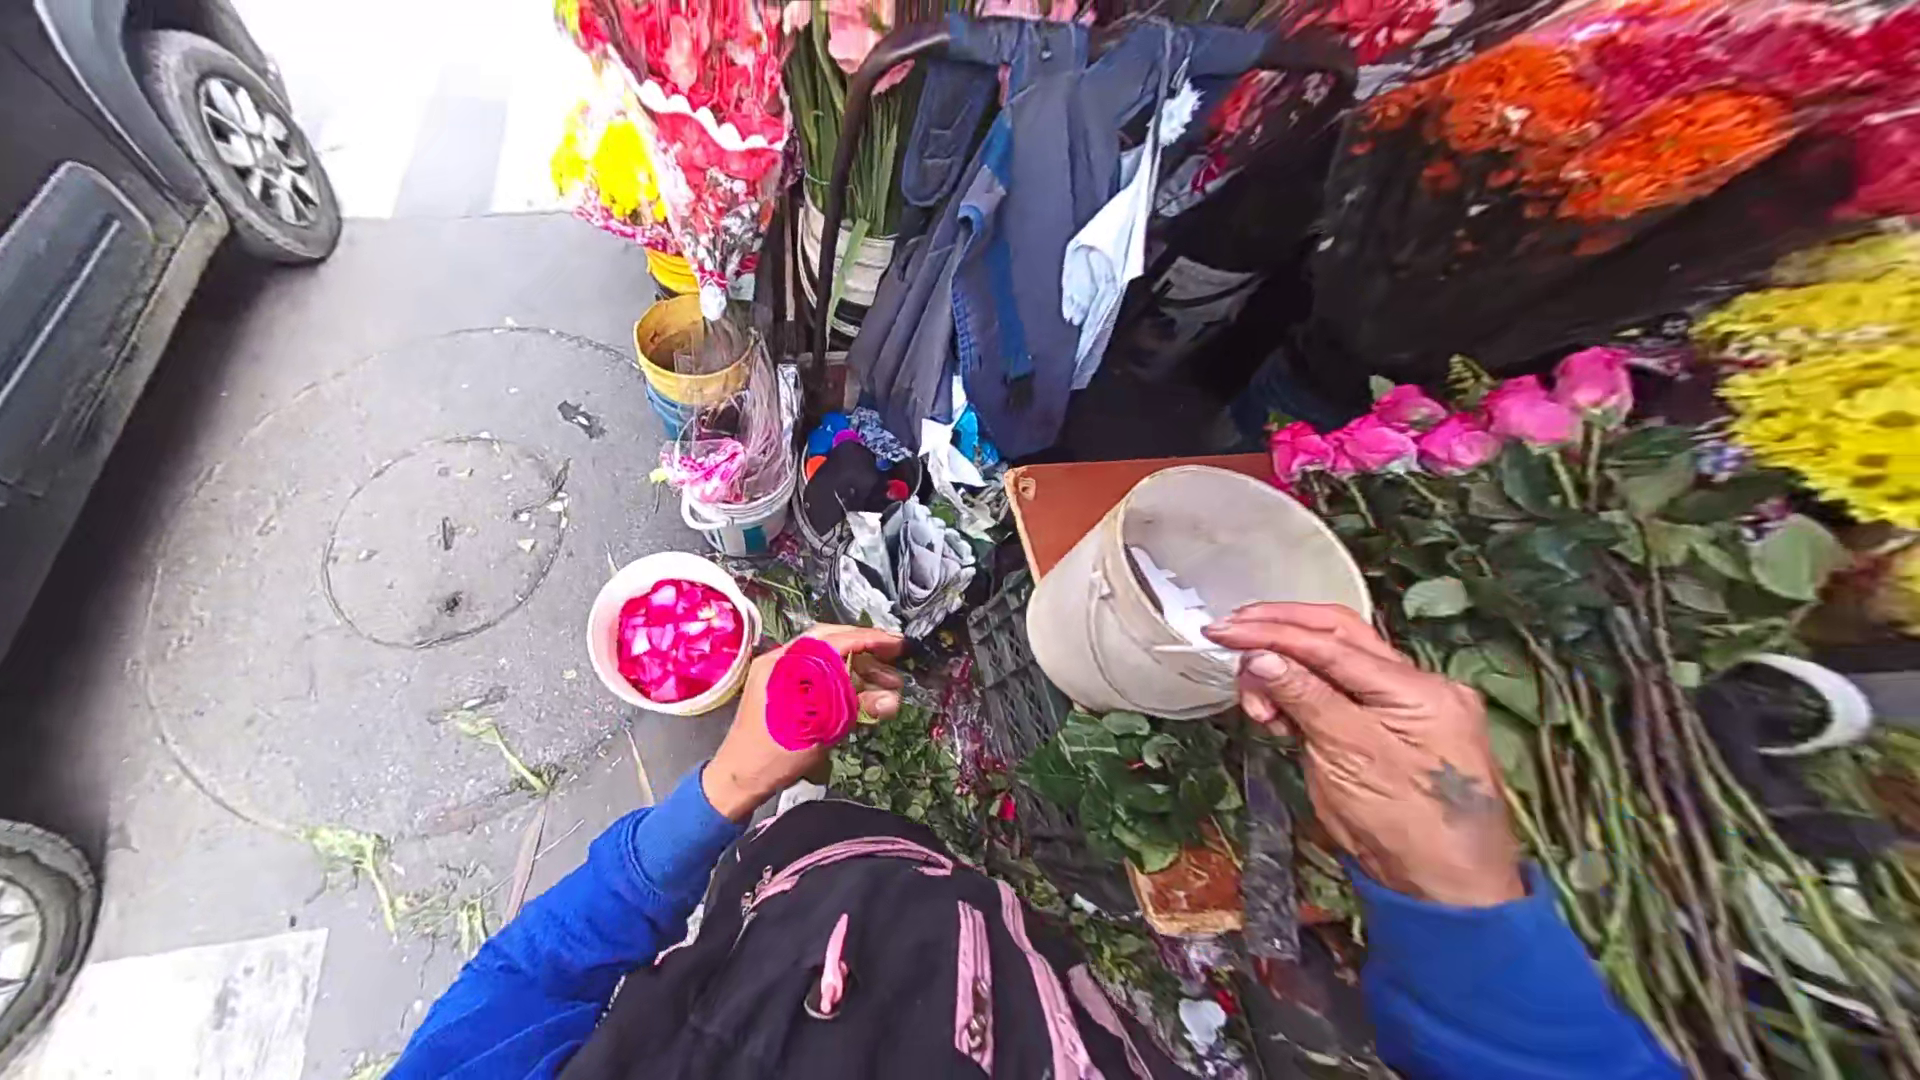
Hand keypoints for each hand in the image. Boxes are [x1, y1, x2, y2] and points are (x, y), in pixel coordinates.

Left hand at [701, 624, 905, 821]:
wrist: (738, 778)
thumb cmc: (777, 755)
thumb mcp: (823, 731)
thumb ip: (858, 708)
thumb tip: (893, 699)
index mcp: (786, 663)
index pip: (836, 639)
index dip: (870, 639)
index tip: (897, 644)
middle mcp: (781, 659)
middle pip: (832, 640)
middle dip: (867, 646)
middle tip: (896, 656)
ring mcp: (779, 670)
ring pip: (827, 654)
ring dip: (858, 663)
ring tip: (887, 681)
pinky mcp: (781, 684)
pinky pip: (817, 668)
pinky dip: (843, 673)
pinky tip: (861, 687)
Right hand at [1204, 603, 1523, 907]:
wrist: (1441, 890)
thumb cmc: (1407, 826)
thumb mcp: (1350, 756)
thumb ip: (1305, 696)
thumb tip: (1258, 655)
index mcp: (1418, 689)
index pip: (1332, 644)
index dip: (1272, 633)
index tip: (1224, 631)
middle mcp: (1409, 684)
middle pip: (1333, 633)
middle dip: (1277, 629)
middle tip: (1229, 632)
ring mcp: (1390, 702)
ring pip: (1323, 659)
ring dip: (1279, 668)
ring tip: (1255, 704)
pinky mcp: (1369, 721)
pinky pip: (1322, 690)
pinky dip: (1289, 692)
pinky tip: (1270, 712)